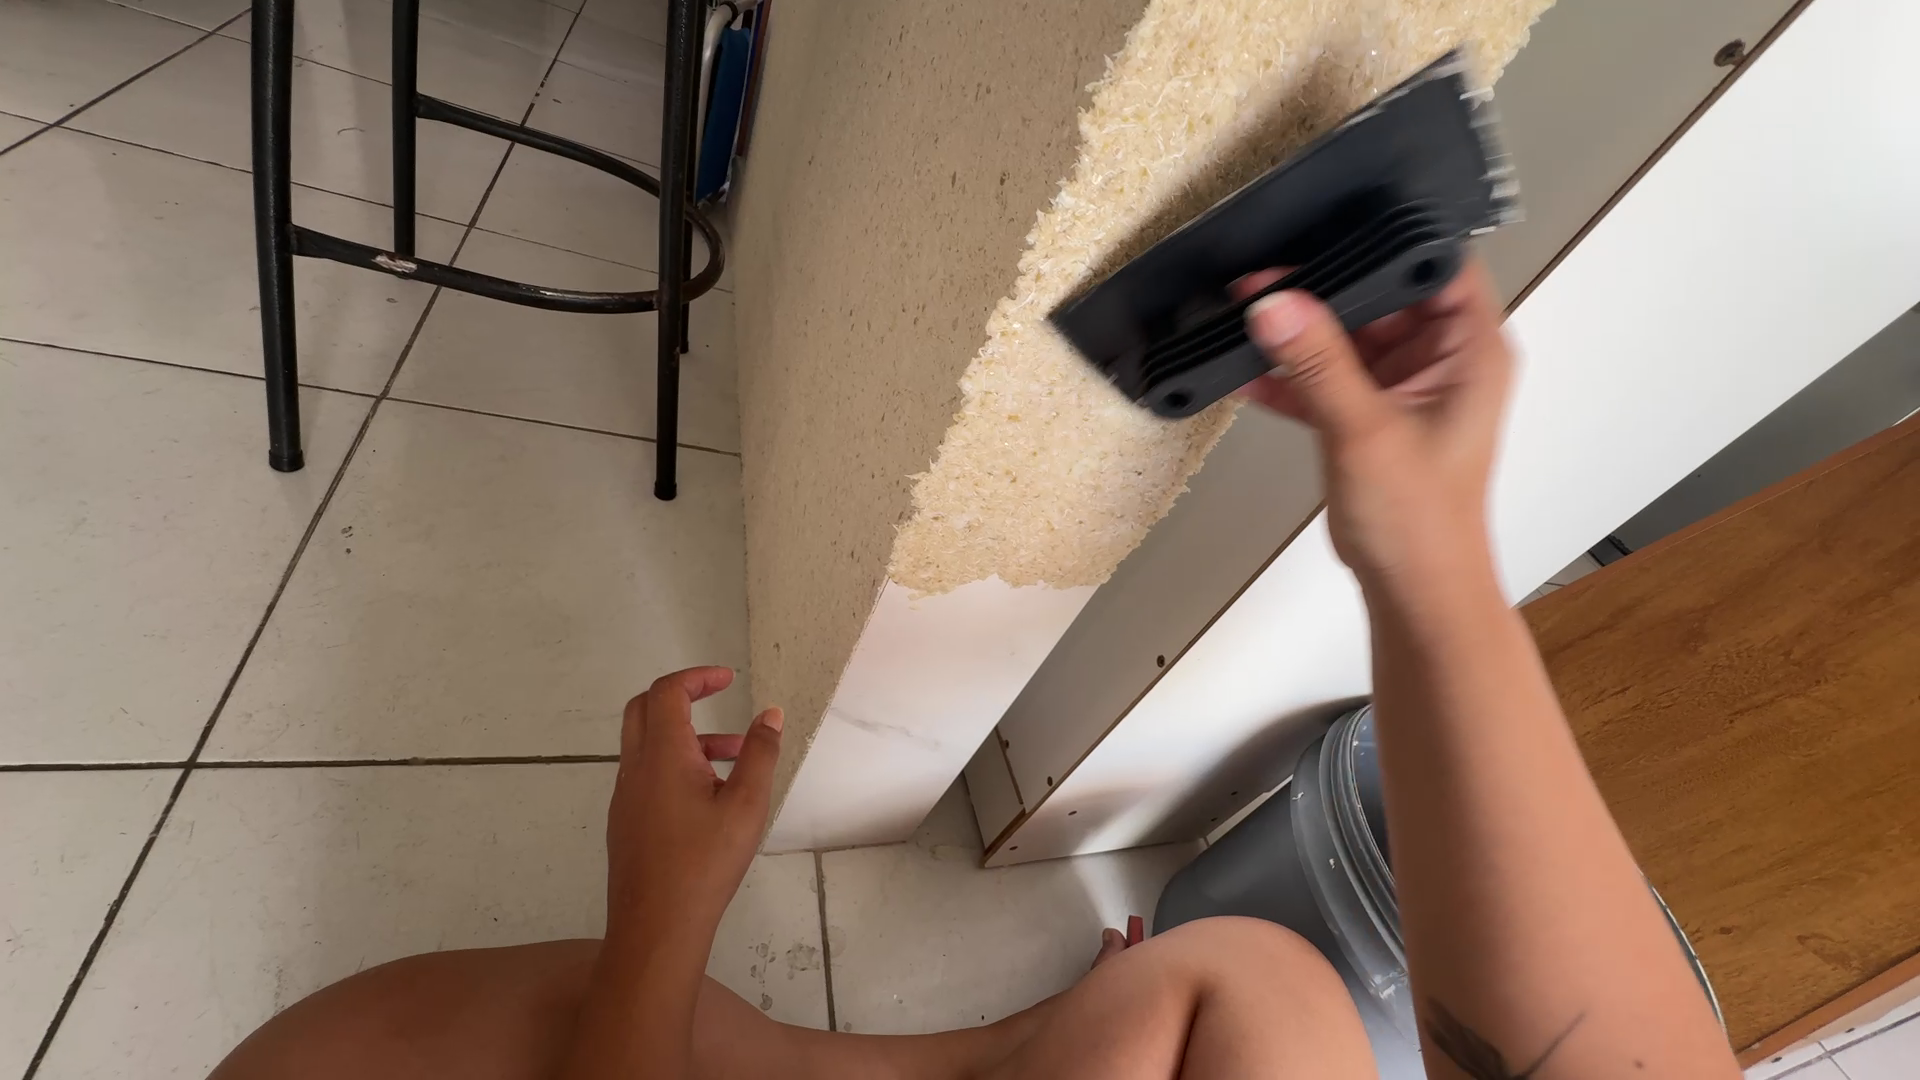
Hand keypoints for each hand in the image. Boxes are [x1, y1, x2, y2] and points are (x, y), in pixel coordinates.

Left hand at [603, 666, 783, 945]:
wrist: (656, 931)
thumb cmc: (705, 863)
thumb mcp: (747, 804)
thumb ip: (760, 753)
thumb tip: (770, 715)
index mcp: (662, 756)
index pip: (667, 692)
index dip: (697, 677)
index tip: (727, 679)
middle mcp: (636, 769)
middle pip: (645, 709)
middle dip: (683, 695)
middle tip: (719, 697)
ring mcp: (626, 797)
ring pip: (648, 744)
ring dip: (688, 734)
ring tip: (736, 758)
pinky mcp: (626, 822)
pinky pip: (647, 773)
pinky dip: (676, 763)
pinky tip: (711, 797)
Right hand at [1236, 259, 1512, 587]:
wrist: (1410, 586)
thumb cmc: (1419, 519)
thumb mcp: (1365, 430)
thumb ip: (1318, 365)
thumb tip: (1275, 306)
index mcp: (1470, 349)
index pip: (1434, 266)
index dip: (1384, 242)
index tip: (1324, 233)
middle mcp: (1439, 360)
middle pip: (1378, 300)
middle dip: (1320, 291)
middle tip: (1263, 281)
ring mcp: (1399, 388)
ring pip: (1343, 340)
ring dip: (1297, 336)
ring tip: (1244, 320)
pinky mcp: (1365, 415)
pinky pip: (1322, 381)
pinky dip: (1287, 379)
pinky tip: (1246, 374)